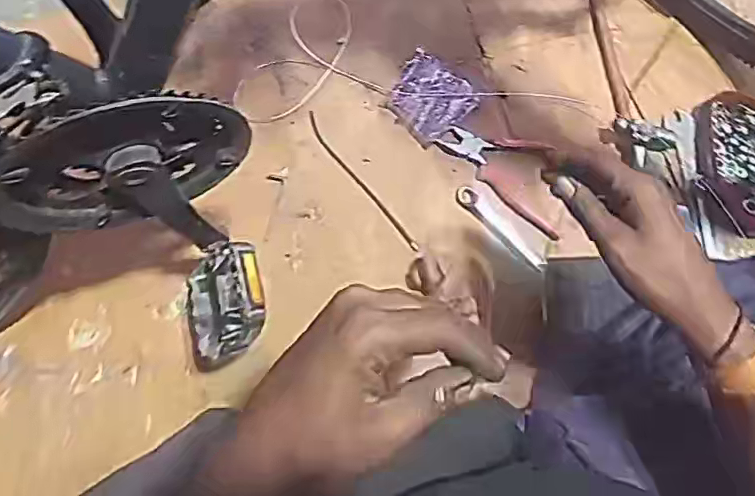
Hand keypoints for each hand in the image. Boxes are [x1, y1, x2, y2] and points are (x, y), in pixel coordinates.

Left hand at [196, 285, 505, 495]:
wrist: (253, 454)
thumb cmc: (315, 449)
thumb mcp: (382, 434)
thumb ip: (434, 399)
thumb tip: (475, 379)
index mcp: (369, 324)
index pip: (441, 325)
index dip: (477, 347)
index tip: (502, 370)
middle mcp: (359, 298)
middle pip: (427, 309)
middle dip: (461, 336)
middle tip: (490, 365)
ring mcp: (347, 301)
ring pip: (411, 307)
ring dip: (440, 330)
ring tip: (469, 358)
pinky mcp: (339, 311)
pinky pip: (391, 310)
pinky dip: (415, 328)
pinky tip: (431, 349)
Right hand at [544, 140, 742, 358]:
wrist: (699, 304)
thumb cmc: (654, 274)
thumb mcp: (614, 243)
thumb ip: (586, 208)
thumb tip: (560, 180)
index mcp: (638, 185)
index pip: (597, 159)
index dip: (569, 156)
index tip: (544, 158)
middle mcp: (646, 183)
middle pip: (604, 166)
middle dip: (574, 166)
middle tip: (546, 173)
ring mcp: (652, 198)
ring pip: (612, 180)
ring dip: (585, 181)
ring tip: (559, 186)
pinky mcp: (653, 213)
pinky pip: (621, 194)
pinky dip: (599, 195)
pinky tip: (585, 204)